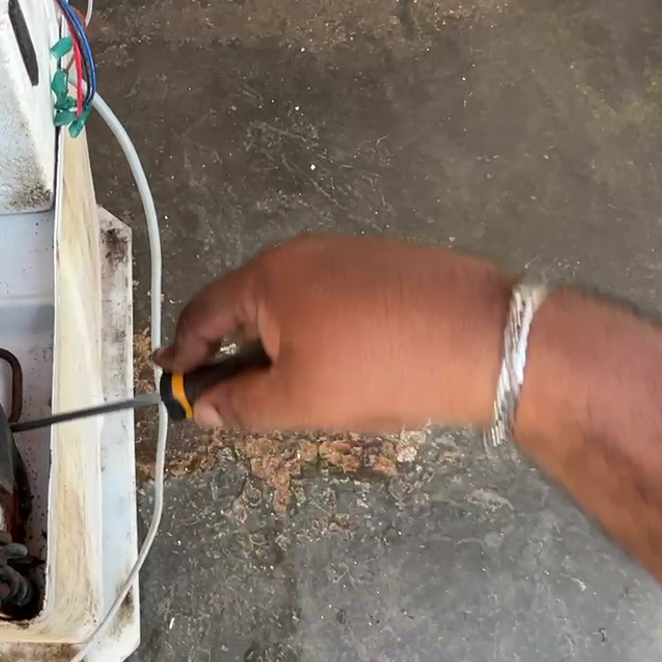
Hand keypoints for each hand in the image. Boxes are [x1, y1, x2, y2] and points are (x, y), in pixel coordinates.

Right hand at [157, 236, 511, 432]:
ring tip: (291, 385)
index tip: (170, 379)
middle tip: (232, 393)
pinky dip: (314, 330)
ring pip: (290, 302)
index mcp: (267, 278)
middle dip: (231, 351)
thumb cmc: (377, 370)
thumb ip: (240, 405)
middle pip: (245, 304)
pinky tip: (341, 360)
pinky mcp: (386, 263)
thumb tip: (203, 409)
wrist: (490, 339)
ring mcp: (347, 253)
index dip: (183, 351)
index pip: (202, 313)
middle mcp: (300, 253)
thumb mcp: (298, 401)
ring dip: (275, 343)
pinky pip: (329, 297)